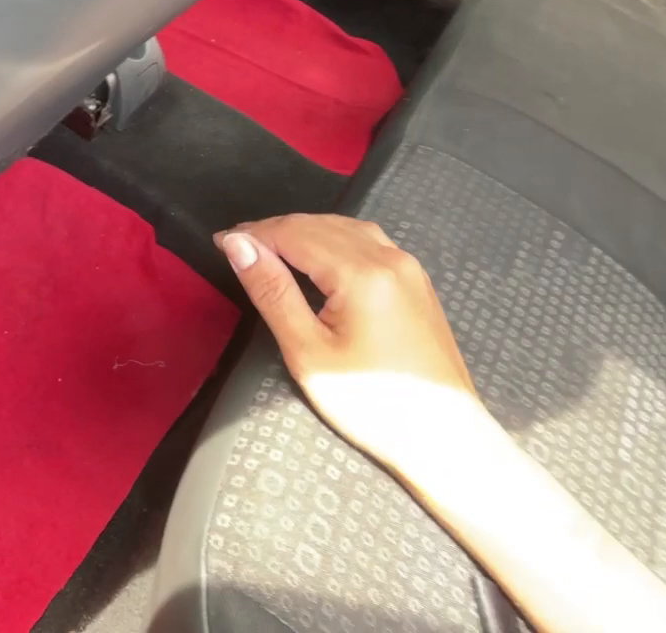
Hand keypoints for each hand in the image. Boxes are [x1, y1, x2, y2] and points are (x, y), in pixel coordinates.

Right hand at [219, 214, 494, 475]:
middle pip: (317, 224)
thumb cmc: (370, 403)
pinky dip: (329, 238)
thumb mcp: (306, 350)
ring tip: (266, 250)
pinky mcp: (416, 282)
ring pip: (342, 226)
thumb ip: (271, 289)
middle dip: (272, 230)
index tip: (219, 243)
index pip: (293, 232)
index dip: (251, 233)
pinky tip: (313, 257)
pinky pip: (365, 240)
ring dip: (300, 231)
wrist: (446, 441)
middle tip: (235, 248)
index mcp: (362, 273)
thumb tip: (238, 244)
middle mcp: (389, 258)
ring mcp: (408, 268)